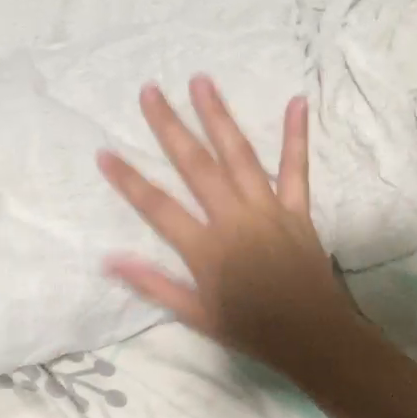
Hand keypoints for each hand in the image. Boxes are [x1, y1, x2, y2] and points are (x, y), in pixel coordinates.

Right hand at [97, 76, 369, 376]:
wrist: (312, 336)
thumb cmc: (250, 329)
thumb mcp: (195, 315)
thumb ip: (154, 285)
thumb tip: (110, 261)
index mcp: (206, 248)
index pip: (157, 207)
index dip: (128, 180)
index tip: (104, 152)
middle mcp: (234, 219)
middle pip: (196, 166)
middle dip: (170, 127)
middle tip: (150, 91)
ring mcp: (268, 210)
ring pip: (239, 156)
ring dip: (219, 116)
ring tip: (201, 81)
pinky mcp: (297, 210)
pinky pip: (297, 169)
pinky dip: (296, 136)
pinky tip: (297, 103)